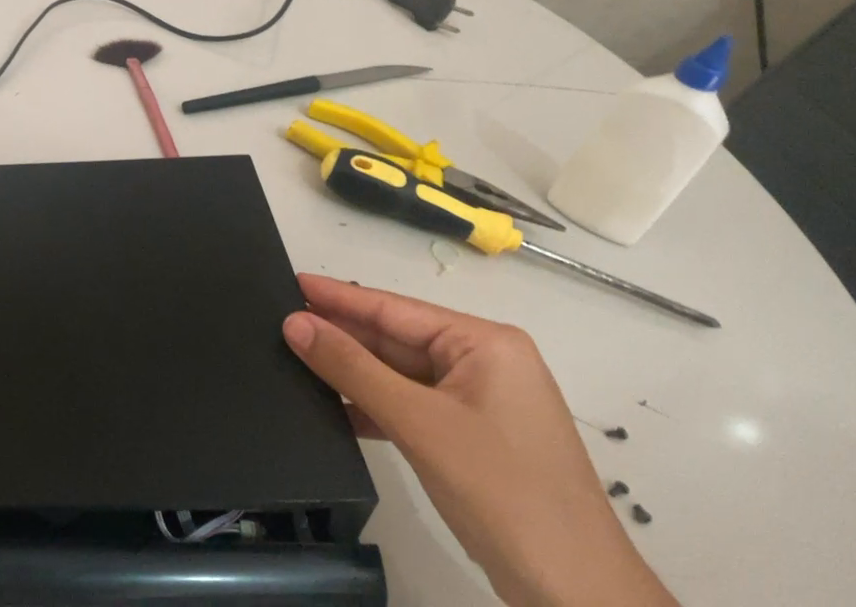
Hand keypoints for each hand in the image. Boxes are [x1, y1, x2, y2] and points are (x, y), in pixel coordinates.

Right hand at [282, 274, 675, 606]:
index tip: (291, 279)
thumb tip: (295, 323)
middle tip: (282, 322)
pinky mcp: (472, 438)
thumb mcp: (417, 423)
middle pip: (398, 339)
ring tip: (295, 358)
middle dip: (343, 334)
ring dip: (353, 372)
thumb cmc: (501, 491)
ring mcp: (481, 402)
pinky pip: (412, 405)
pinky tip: (333, 406)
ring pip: (402, 374)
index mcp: (485, 344)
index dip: (339, 296)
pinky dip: (374, 405)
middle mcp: (486, 362)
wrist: (574, 589)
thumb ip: (352, 369)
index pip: (395, 309)